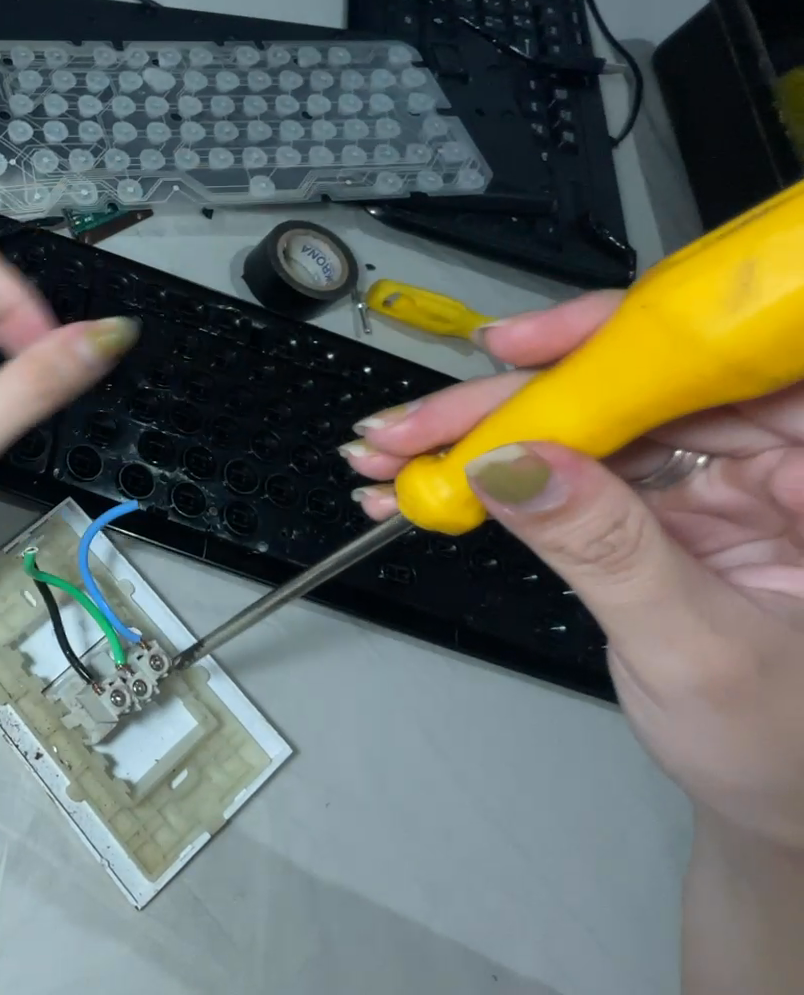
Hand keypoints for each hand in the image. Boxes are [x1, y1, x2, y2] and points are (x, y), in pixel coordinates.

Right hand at [343, 292, 803, 850]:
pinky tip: (408, 488)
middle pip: (623, 392)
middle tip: (400, 431)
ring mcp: (704, 481)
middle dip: (498, 407)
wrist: (780, 801)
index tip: (511, 349)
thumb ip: (606, 548)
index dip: (617, 341)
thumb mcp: (698, 647)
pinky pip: (549, 471)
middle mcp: (773, 459)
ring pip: (570, 427)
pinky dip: (470, 479)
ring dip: (462, 442)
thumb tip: (508, 463)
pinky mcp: (644, 504)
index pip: (724, 367)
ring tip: (379, 459)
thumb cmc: (783, 743)